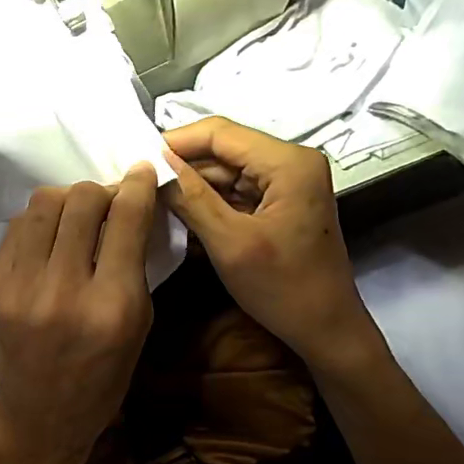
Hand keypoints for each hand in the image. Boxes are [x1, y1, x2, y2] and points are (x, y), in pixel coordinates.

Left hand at [0, 164, 158, 463]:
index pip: (125, 220)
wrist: (40, 419)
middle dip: (102, 191)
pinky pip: (17, 229)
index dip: (137, 186)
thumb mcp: (138, 326)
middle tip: (108, 201)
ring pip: (43, 204)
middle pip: (81, 201)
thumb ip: (135, 264)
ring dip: (67, 200)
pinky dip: (40, 224)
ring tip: (76, 217)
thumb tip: (130, 206)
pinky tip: (49, 241)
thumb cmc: (103, 380)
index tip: (141, 171)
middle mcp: (62, 291)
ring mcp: (18, 288)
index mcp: (111, 307)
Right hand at [162, 116, 381, 370]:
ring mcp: (288, 183)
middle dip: (182, 165)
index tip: (136, 157)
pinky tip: (179, 213)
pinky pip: (238, 192)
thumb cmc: (283, 289)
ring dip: (192, 185)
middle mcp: (292, 162)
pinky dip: (210, 202)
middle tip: (139, 182)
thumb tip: (155, 163)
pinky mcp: (281, 203)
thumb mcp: (230, 243)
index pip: (221, 133)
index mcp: (288, 162)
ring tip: (151, 198)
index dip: (176, 141)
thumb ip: (191, 198)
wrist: (327, 330)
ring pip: (228, 172)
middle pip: (224, 150)